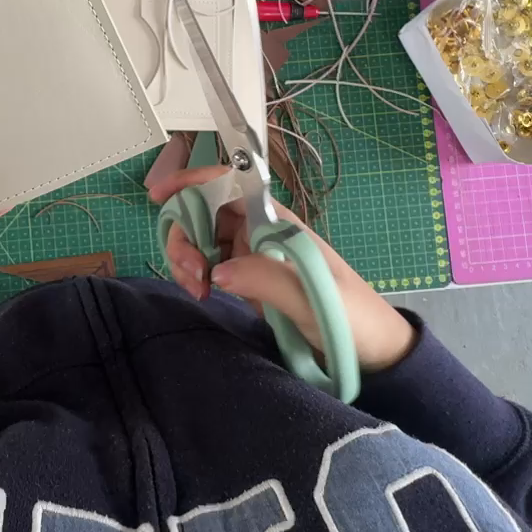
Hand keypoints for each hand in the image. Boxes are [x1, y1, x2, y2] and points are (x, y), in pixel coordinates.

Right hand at [150, 165, 415, 373]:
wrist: (373, 350)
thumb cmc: (351, 315)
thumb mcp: (310, 295)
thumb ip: (265, 278)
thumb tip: (218, 271)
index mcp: (275, 220)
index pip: (226, 184)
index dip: (190, 182)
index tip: (158, 195)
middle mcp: (258, 228)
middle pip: (202, 212)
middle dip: (183, 235)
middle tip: (191, 273)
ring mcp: (250, 253)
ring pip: (199, 239)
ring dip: (186, 258)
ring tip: (198, 290)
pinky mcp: (246, 278)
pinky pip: (207, 265)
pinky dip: (194, 275)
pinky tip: (203, 293)